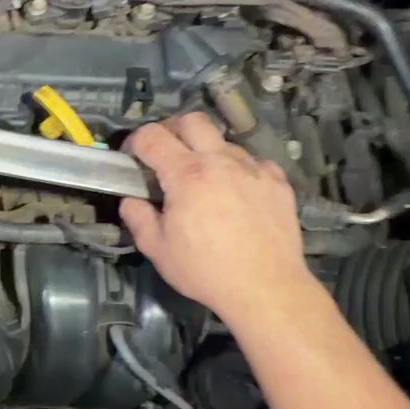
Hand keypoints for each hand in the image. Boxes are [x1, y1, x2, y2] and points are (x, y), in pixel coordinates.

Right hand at [120, 112, 318, 324]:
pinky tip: (235, 193)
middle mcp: (221, 161)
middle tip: (165, 155)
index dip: (135, 142)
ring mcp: (254, 168)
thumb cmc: (205, 270)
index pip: (152, 136)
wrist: (266, 287)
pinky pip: (252, 162)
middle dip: (172, 130)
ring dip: (206, 152)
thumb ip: (138, 217)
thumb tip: (132, 199)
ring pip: (223, 141)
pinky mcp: (278, 181)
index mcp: (187, 174)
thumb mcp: (156, 249)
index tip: (132, 157)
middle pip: (192, 121)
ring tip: (203, 180)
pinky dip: (237, 169)